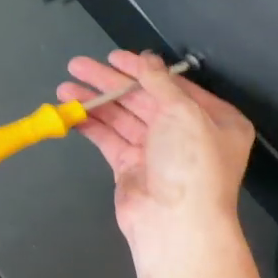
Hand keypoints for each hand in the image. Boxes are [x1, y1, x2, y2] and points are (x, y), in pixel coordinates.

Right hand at [57, 51, 254, 244]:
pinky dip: (90, 124)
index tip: (111, 57)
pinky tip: (70, 112)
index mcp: (213, 119)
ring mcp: (157, 150)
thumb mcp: (183, 114)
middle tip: (76, 67)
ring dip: (94, 102)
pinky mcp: (130, 166)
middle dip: (109, 83)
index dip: (141, 70)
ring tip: (64, 88)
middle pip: (142, 100)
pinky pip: (108, 138)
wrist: (173, 220)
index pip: (172, 86)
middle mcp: (186, 133)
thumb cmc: (190, 164)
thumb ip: (160, 84)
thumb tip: (146, 59)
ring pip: (121, 118)